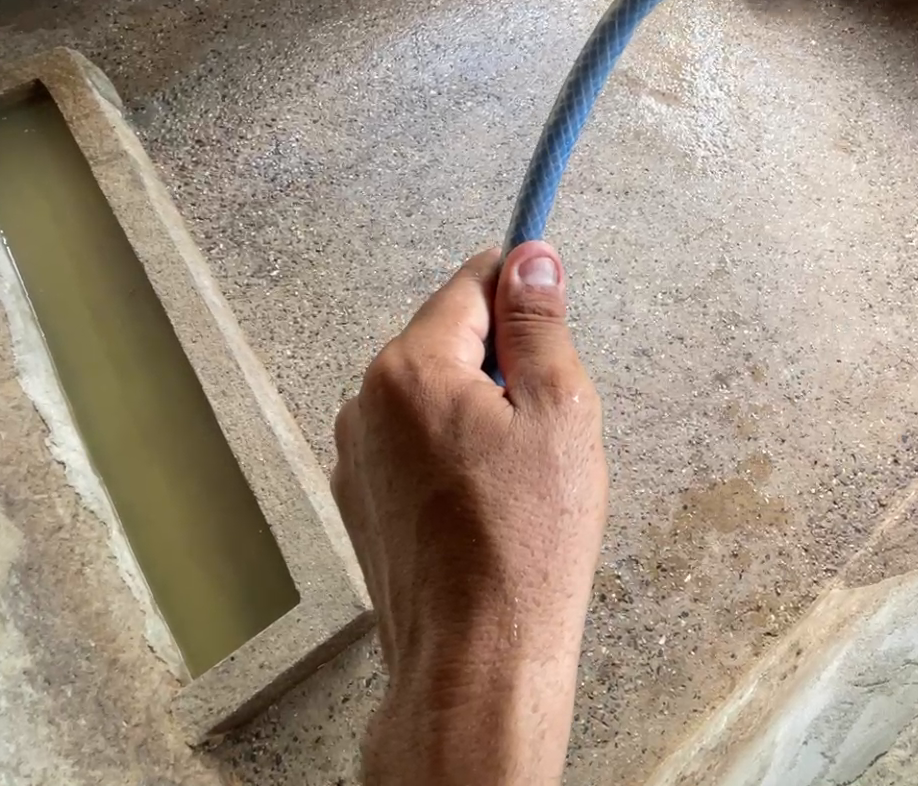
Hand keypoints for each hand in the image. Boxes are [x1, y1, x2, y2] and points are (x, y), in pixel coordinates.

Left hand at [333, 242, 605, 785]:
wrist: (477, 659)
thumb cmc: (529, 536)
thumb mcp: (559, 409)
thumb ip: (540, 324)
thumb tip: (533, 259)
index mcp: (413, 367)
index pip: (472, 283)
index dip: (521, 286)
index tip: (553, 302)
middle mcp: (368, 400)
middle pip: (451, 336)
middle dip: (505, 357)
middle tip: (548, 416)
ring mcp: (357, 452)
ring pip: (436, 389)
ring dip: (481, 403)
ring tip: (521, 467)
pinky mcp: (363, 496)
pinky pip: (417, 437)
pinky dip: (456, 443)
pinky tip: (489, 496)